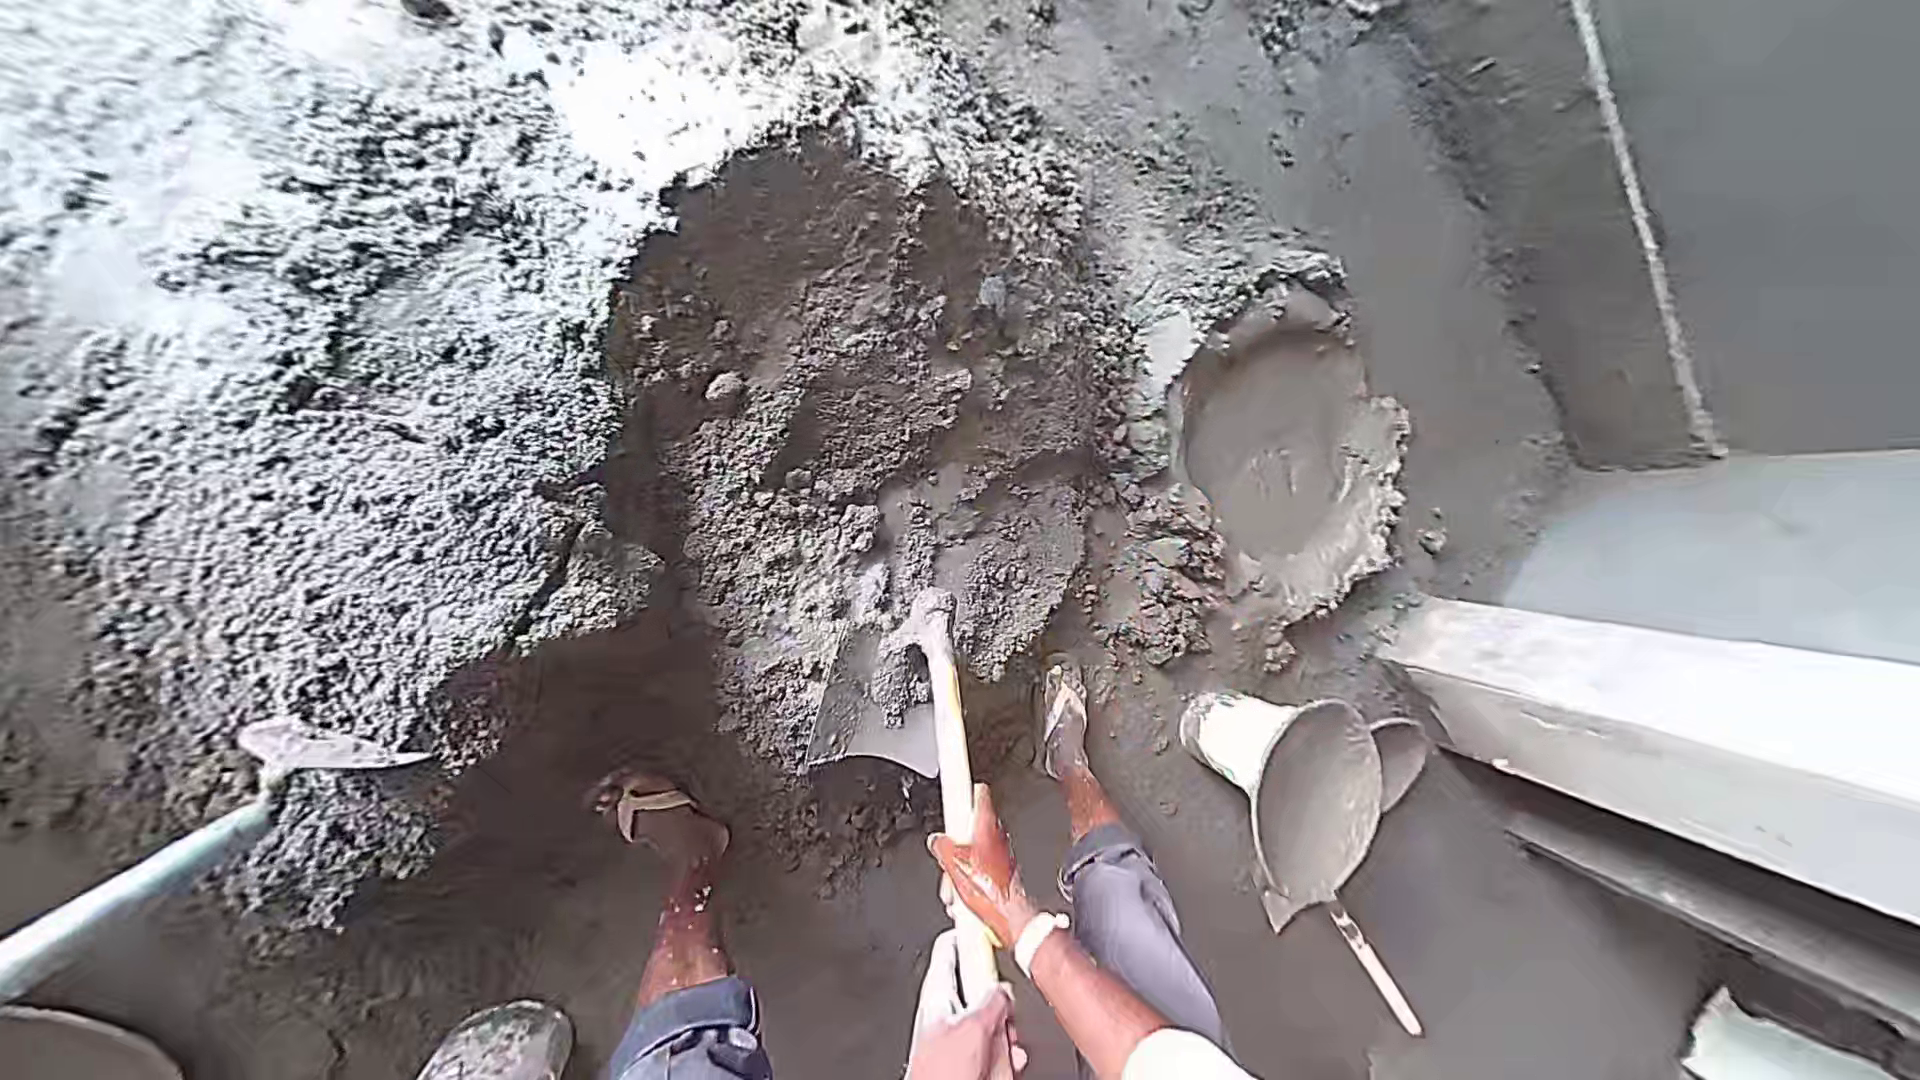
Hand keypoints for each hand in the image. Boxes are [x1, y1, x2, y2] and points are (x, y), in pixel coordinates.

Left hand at [907, 929, 1026, 1079]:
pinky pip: (990, 1046)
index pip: (951, 946)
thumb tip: (1004, 988)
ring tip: (1011, 1042)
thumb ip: (993, 1000)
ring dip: (1004, 1028)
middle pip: (976, 983)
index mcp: (937, 991)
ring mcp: (954, 1036)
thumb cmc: (938, 1075)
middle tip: (1008, 1005)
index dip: (969, 932)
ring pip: (987, 1016)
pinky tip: (1011, 1061)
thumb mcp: (973, 1027)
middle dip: (998, 995)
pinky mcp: (964, 1061)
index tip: (987, 925)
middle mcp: (944, 1009)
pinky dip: (1004, 1052)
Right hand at [928, 784, 1039, 947]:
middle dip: (956, 841)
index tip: (957, 786)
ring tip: (956, 879)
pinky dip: (971, 872)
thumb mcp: (955, 866)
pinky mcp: (1002, 867)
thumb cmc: (991, 891)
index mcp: (986, 824)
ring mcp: (1001, 850)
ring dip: (962, 861)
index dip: (965, 789)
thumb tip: (936, 840)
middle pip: (971, 824)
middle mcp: (997, 833)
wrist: (1011, 918)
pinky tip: (965, 889)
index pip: (979, 792)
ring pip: (975, 846)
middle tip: (948, 854)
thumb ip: (942, 847)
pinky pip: (982, 862)